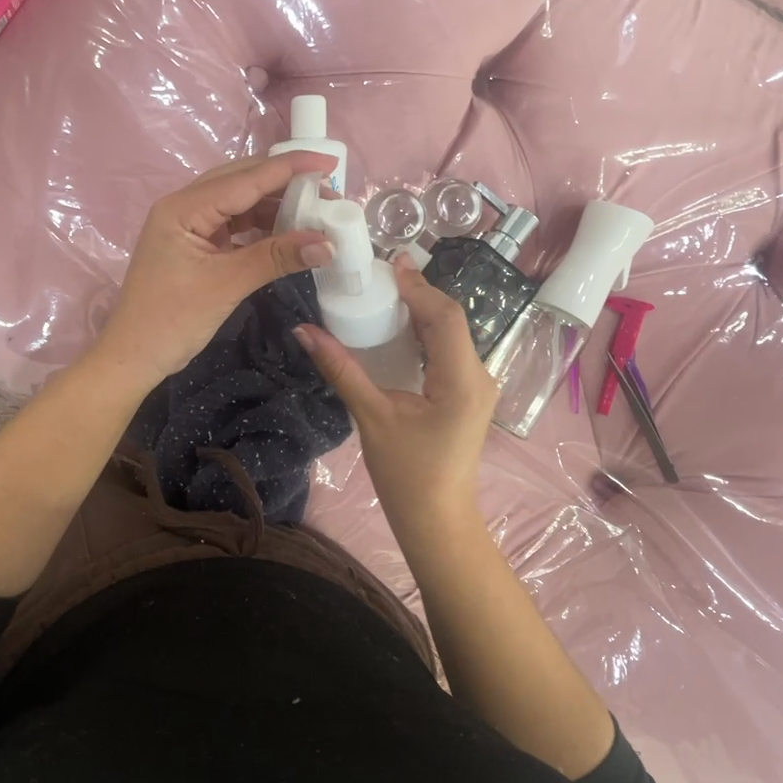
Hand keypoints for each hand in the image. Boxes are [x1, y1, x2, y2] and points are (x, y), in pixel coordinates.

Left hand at [91, 151, 337, 386]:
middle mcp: (183, 208)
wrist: (133, 357)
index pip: (244, 178)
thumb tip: (327, 243)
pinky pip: (233, 226)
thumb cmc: (171, 320)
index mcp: (183, 208)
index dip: (289, 168)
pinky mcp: (193, 247)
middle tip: (327, 191)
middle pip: (241, 182)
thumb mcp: (226, 285)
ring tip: (314, 213)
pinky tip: (287, 233)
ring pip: (238, 204)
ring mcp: (187, 227)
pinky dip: (261, 228)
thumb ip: (276, 257)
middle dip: (284, 184)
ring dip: (275, 207)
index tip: (329, 162)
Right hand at [295, 263, 497, 525]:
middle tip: (381, 272)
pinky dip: (425, 332)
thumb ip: (341, 369)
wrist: (436, 518)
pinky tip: (400, 326)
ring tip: (387, 291)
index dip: (418, 287)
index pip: (445, 317)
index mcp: (462, 380)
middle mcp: (479, 375)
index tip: (388, 263)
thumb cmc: (406, 473)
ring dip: (422, 310)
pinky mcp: (468, 393)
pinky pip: (449, 350)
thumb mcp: (371, 417)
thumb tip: (304, 331)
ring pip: (453, 333)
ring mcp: (477, 385)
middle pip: (451, 319)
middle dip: (418, 292)